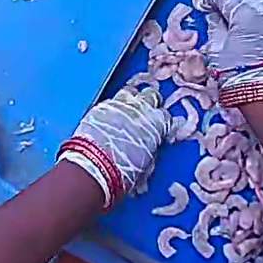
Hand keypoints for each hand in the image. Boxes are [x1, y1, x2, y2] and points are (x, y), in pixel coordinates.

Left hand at [59, 85, 171, 207]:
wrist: (94, 166)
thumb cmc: (123, 171)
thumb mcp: (147, 164)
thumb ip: (153, 148)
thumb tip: (153, 146)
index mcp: (156, 124)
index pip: (167, 116)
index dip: (164, 122)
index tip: (161, 128)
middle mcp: (141, 109)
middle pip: (152, 96)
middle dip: (151, 103)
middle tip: (147, 114)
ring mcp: (120, 104)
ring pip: (132, 91)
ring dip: (133, 99)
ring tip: (129, 108)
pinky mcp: (101, 105)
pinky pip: (112, 99)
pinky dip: (115, 105)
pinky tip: (112, 115)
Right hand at [200, 0, 262, 105]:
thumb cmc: (238, 75)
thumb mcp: (216, 49)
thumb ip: (215, 26)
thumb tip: (214, 16)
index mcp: (245, 13)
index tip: (205, 2)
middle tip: (220, 3)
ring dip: (248, 1)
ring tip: (235, 12)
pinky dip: (259, 13)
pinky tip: (248, 23)